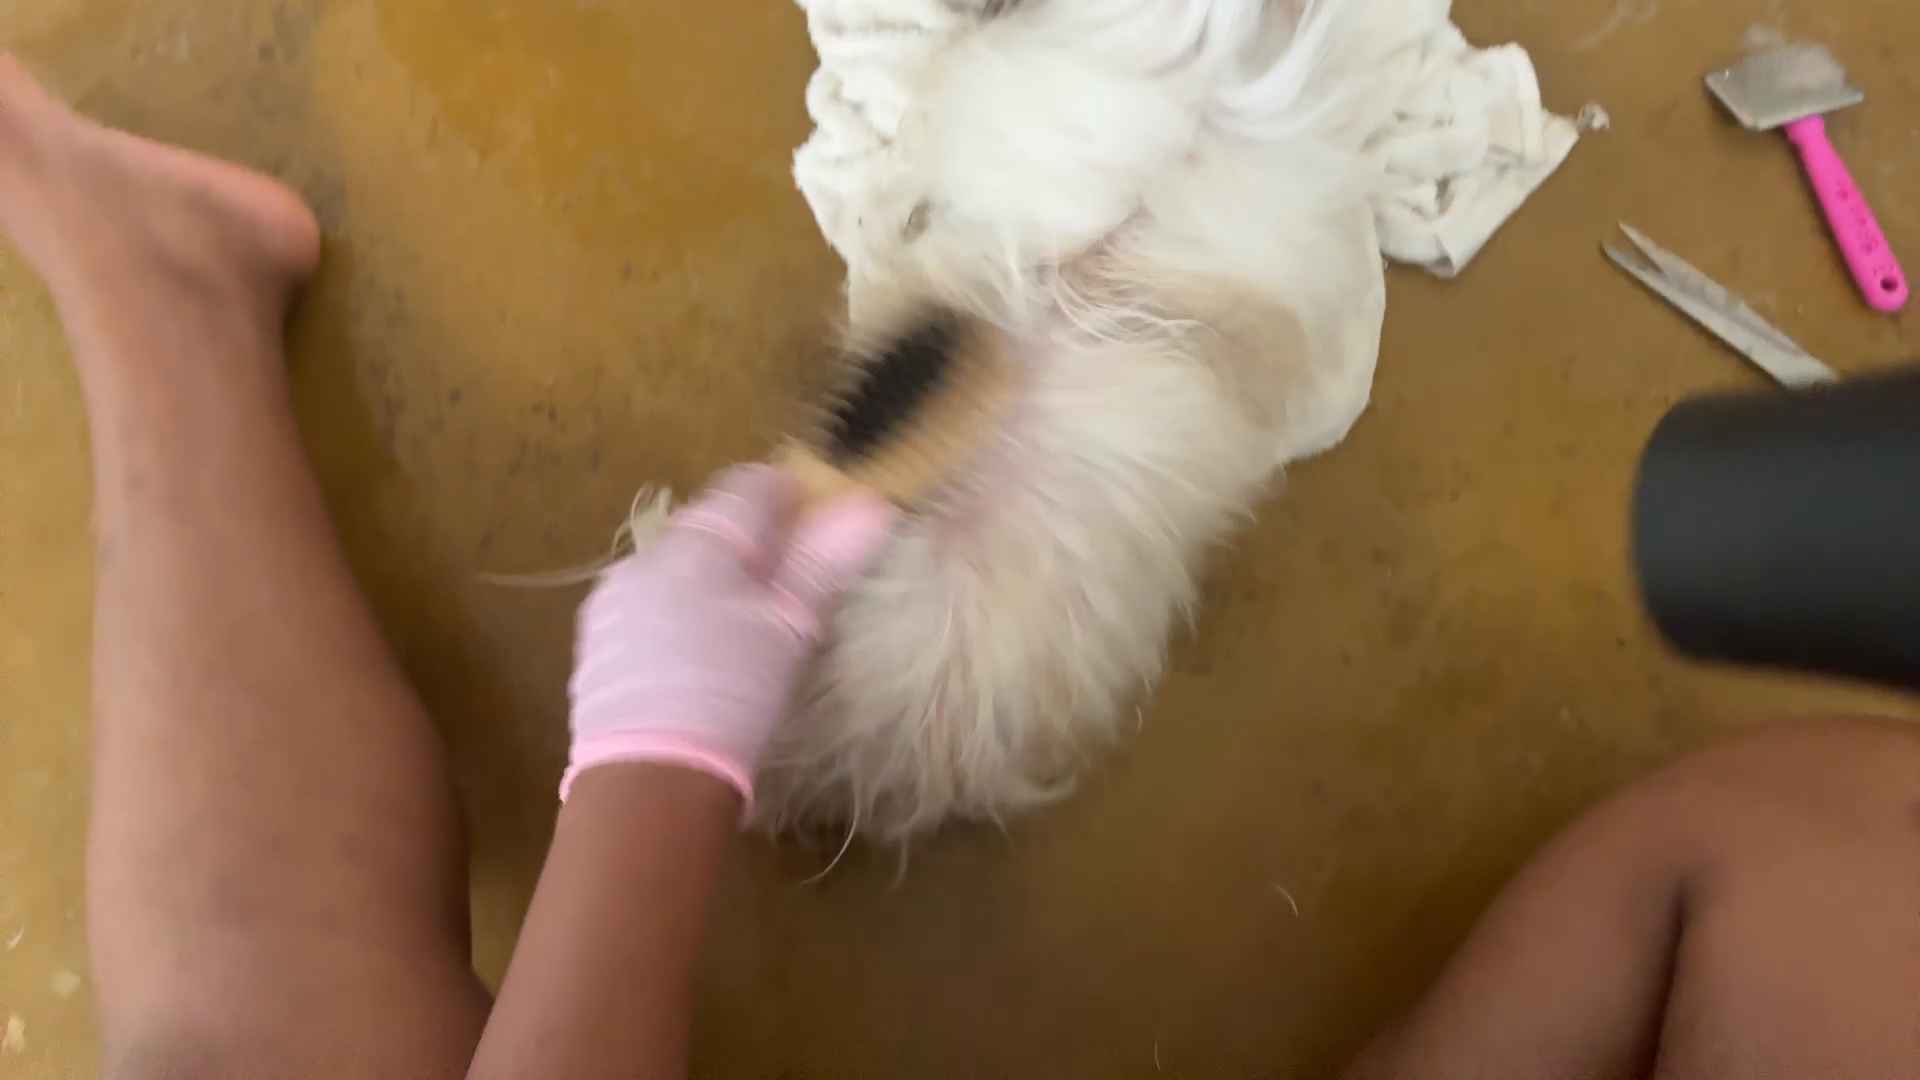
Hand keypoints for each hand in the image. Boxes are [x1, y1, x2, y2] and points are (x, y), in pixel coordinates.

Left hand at [565, 465, 896, 812]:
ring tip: (740, 626)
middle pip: (712, 524)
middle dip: (750, 542)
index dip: (788, 498)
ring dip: (712, 575)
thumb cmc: (735, 691)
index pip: (750, 488)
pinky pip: (647, 598)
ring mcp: (615, 594)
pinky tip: (695, 653)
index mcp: (701, 543)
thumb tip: (873, 508)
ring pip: (677, 562)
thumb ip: (827, 562)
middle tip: (784, 585)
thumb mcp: (791, 626)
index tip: (812, 526)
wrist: (652, 776)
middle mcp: (649, 554)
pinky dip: (677, 606)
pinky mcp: (597, 635)